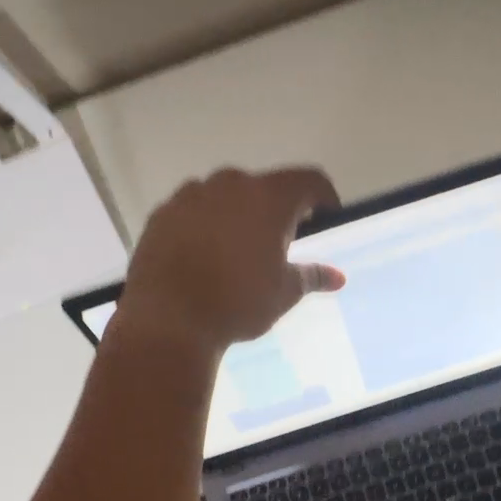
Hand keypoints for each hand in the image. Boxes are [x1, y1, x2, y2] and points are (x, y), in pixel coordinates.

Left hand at [116, 167, 346, 349]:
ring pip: (226, 197)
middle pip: (264, 187)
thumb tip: (337, 277)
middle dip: (275, 212)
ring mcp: (191, 194)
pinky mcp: (162, 213)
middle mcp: (230, 184)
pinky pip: (194, 212)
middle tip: (278, 246)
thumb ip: (312, 276)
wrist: (169, 319)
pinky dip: (205, 227)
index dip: (323, 198)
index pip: (309, 181)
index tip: (326, 219)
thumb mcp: (284, 293)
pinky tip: (204, 260)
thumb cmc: (239, 303)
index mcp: (269, 198)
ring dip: (238, 217)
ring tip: (237, 255)